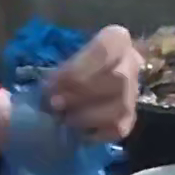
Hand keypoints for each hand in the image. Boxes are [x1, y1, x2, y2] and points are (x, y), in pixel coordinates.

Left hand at [47, 26, 142, 142]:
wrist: (77, 91)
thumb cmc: (67, 74)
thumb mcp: (62, 63)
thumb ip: (58, 74)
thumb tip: (41, 95)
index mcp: (116, 40)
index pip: (105, 49)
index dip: (77, 70)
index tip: (51, 85)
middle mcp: (131, 64)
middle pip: (118, 79)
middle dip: (83, 94)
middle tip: (55, 105)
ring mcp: (132, 94)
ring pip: (120, 106)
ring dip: (88, 115)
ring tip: (66, 120)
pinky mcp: (127, 121)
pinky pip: (118, 129)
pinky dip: (96, 133)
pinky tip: (78, 132)